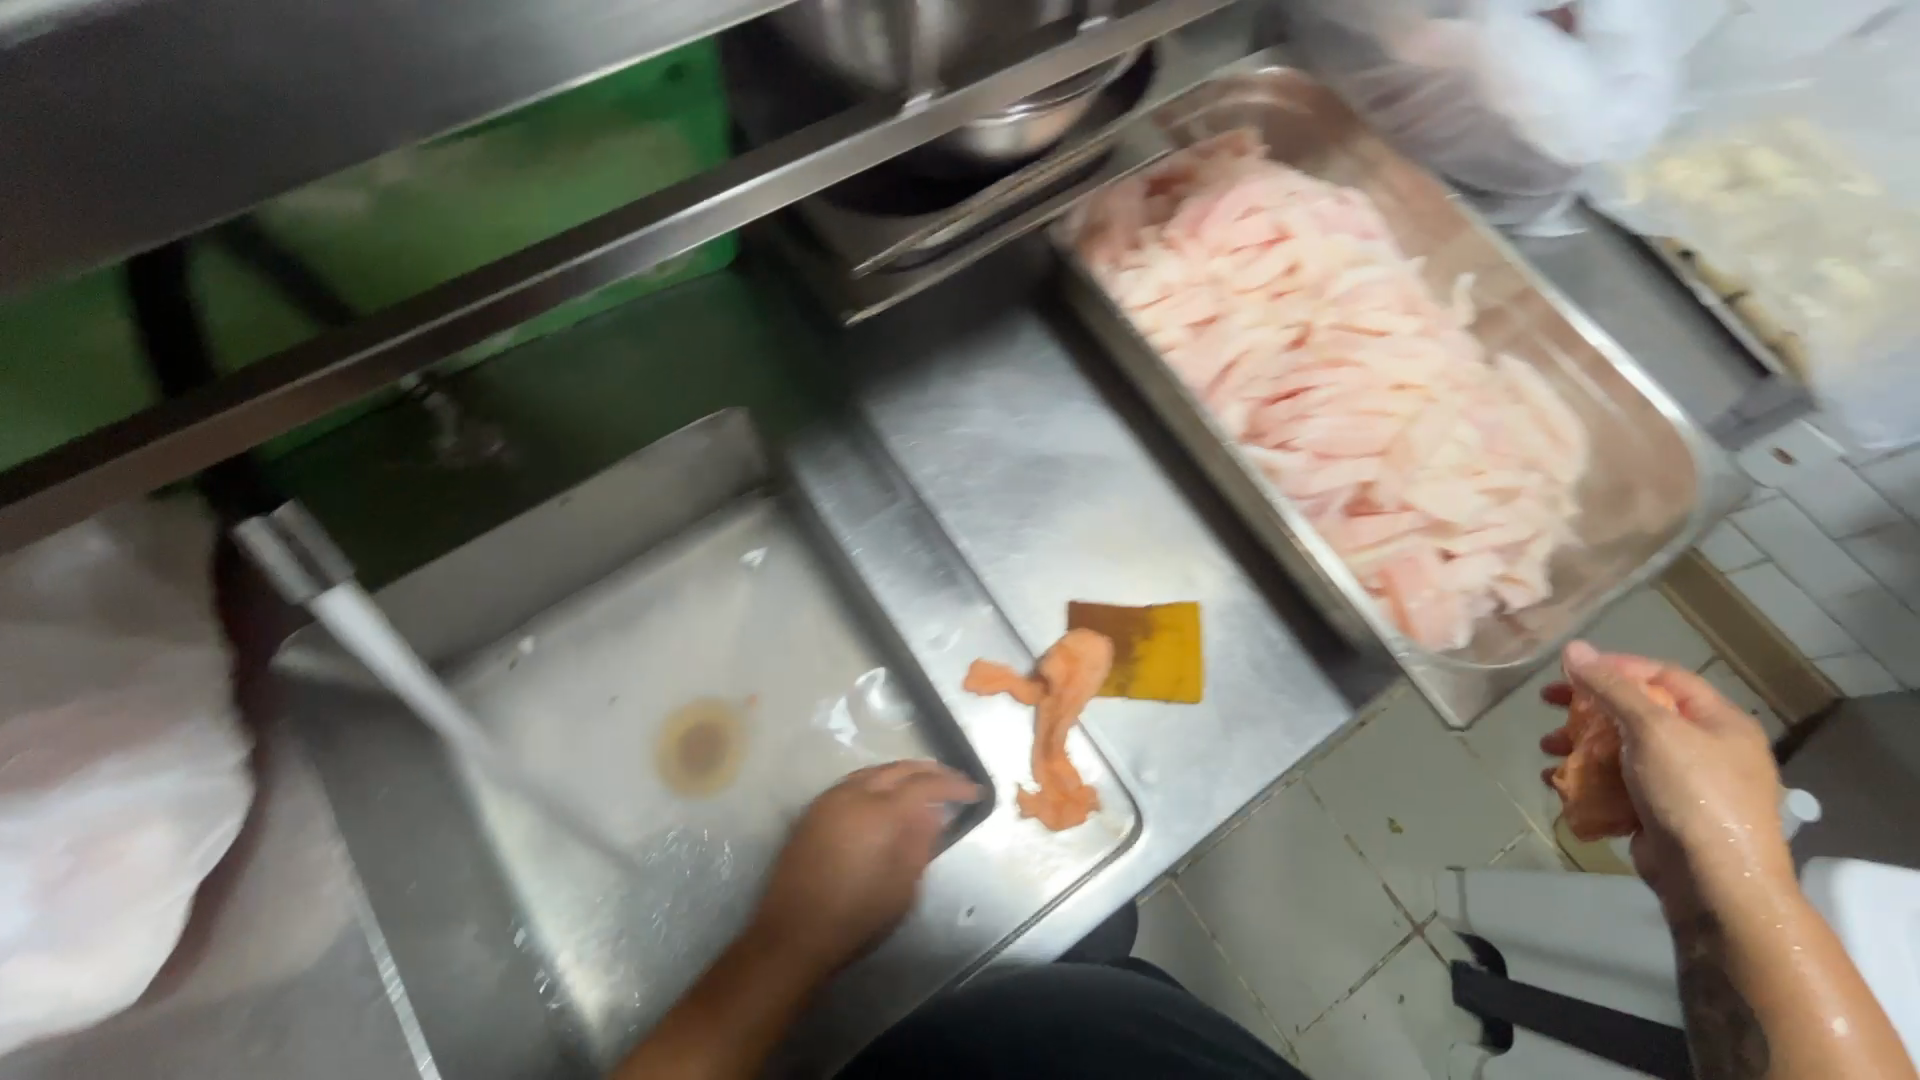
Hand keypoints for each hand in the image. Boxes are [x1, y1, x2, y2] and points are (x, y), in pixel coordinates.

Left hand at [748, 761, 980, 978]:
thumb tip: (934, 813)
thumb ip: (920, 844)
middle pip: (898, 769)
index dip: (953, 784)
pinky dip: (877, 782)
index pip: (925, 785)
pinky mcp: (812, 812)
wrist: (792, 936)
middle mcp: (853, 795)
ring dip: (902, 774)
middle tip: (952, 782)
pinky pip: (853, 783)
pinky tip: (886, 797)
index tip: (975, 792)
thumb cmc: (855, 919)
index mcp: (879, 813)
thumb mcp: (902, 889)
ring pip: (873, 771)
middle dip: (929, 772)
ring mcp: (828, 800)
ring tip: (923, 786)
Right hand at [1540, 641, 1791, 915]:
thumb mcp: (1652, 729)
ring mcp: (1684, 783)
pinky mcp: (1661, 812)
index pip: (1663, 676)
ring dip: (1579, 744)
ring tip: (1547, 749)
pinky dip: (1586, 778)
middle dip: (1587, 708)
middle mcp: (1706, 748)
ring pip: (1621, 749)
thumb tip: (1574, 648)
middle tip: (1546, 704)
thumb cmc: (1691, 792)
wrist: (1714, 879)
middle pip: (1636, 711)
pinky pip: (1618, 784)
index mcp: (1719, 722)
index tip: (1569, 671)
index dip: (1615, 667)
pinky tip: (1559, 782)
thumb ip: (1611, 688)